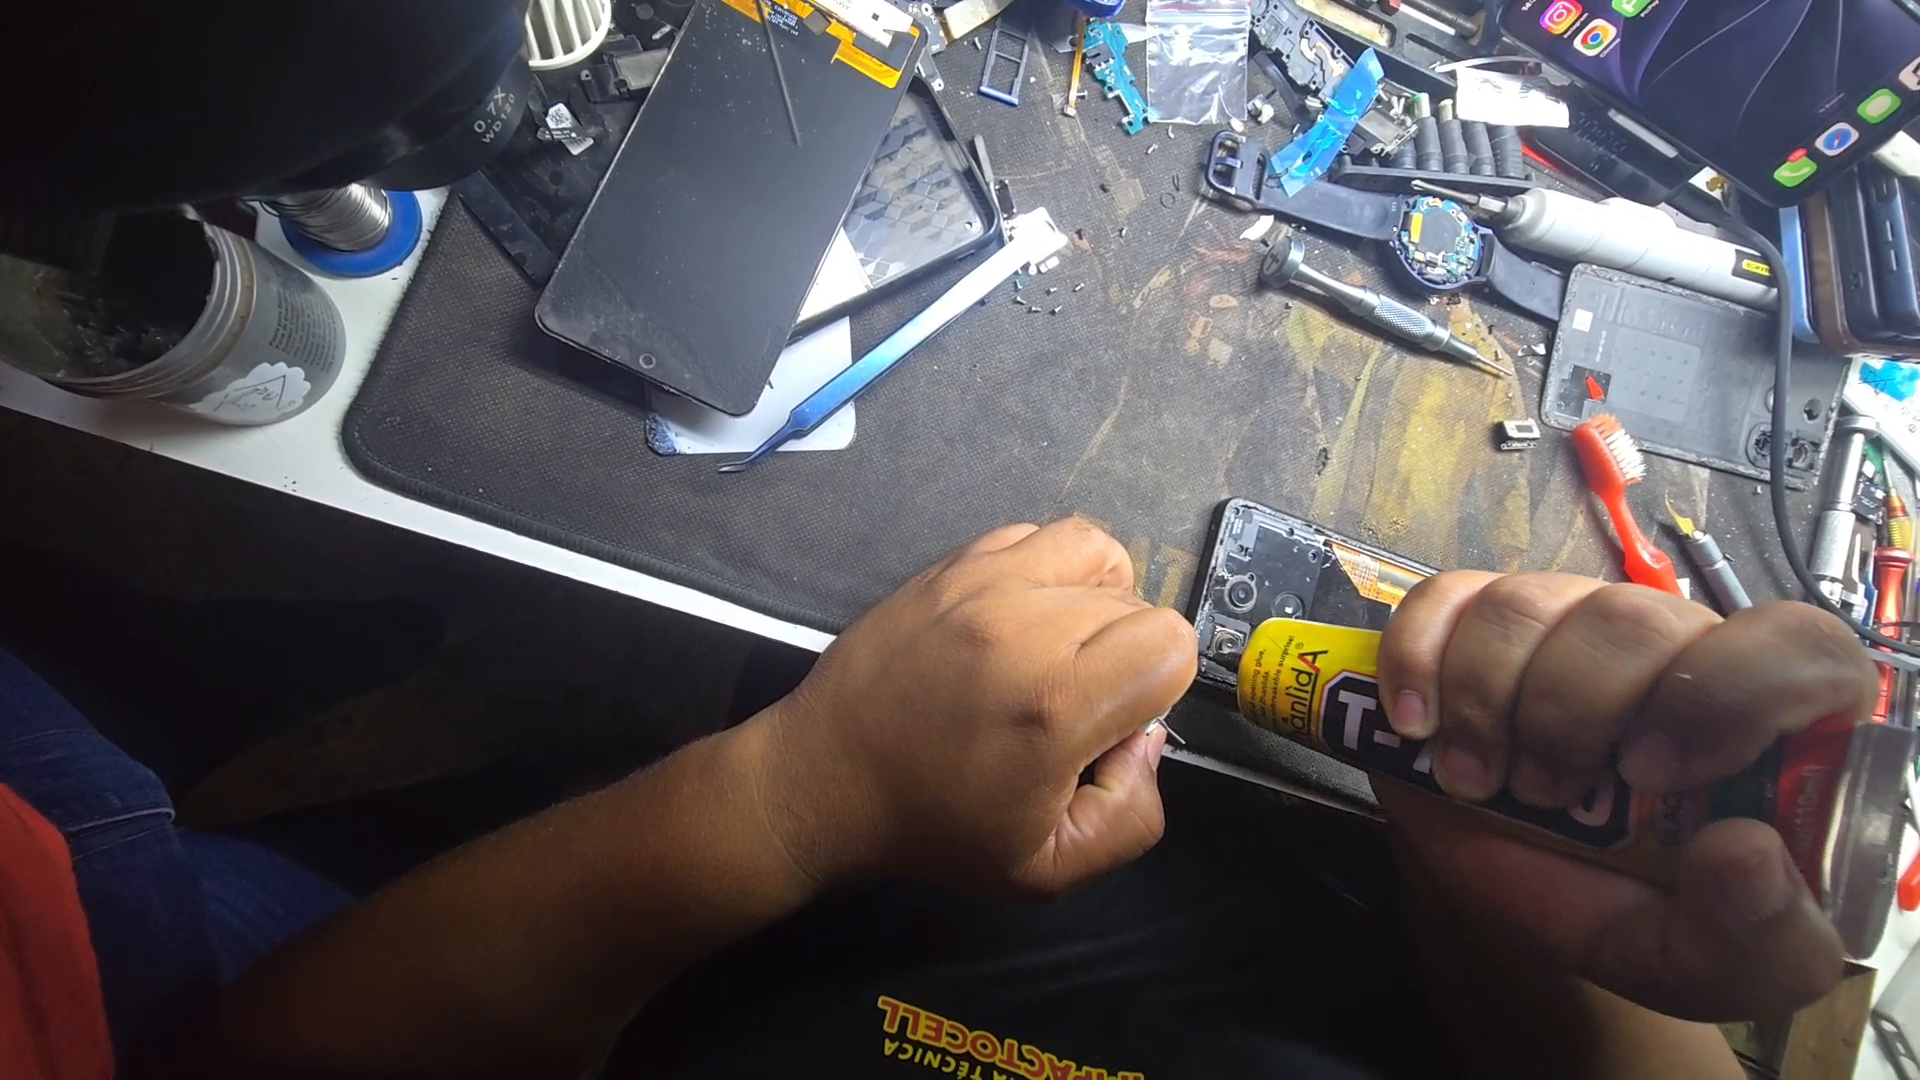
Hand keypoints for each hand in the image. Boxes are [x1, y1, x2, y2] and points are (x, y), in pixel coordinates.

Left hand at [748, 519, 1196, 896]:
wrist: (826, 775)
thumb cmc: (934, 827)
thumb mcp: (1049, 868)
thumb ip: (1133, 814)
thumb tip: (1146, 735)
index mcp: (1056, 701)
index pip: (1172, 644)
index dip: (1158, 688)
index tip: (1111, 719)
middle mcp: (1024, 623)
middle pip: (1136, 604)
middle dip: (1123, 655)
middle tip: (1069, 697)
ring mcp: (982, 580)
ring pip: (1096, 552)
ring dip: (1096, 597)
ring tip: (1057, 642)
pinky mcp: (951, 563)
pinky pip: (1035, 536)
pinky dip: (1047, 570)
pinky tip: (1018, 614)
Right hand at [1375, 572, 1874, 1020]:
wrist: (1484, 874)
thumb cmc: (1601, 904)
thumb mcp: (1695, 960)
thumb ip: (1756, 937)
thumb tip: (1745, 849)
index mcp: (1759, 718)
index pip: (1792, 647)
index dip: (1724, 696)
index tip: (1643, 773)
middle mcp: (1661, 644)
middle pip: (1627, 619)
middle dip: (1563, 713)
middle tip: (1535, 793)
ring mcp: (1554, 615)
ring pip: (1522, 604)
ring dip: (1479, 699)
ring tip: (1467, 778)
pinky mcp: (1462, 615)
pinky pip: (1437, 600)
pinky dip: (1413, 658)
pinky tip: (1410, 722)